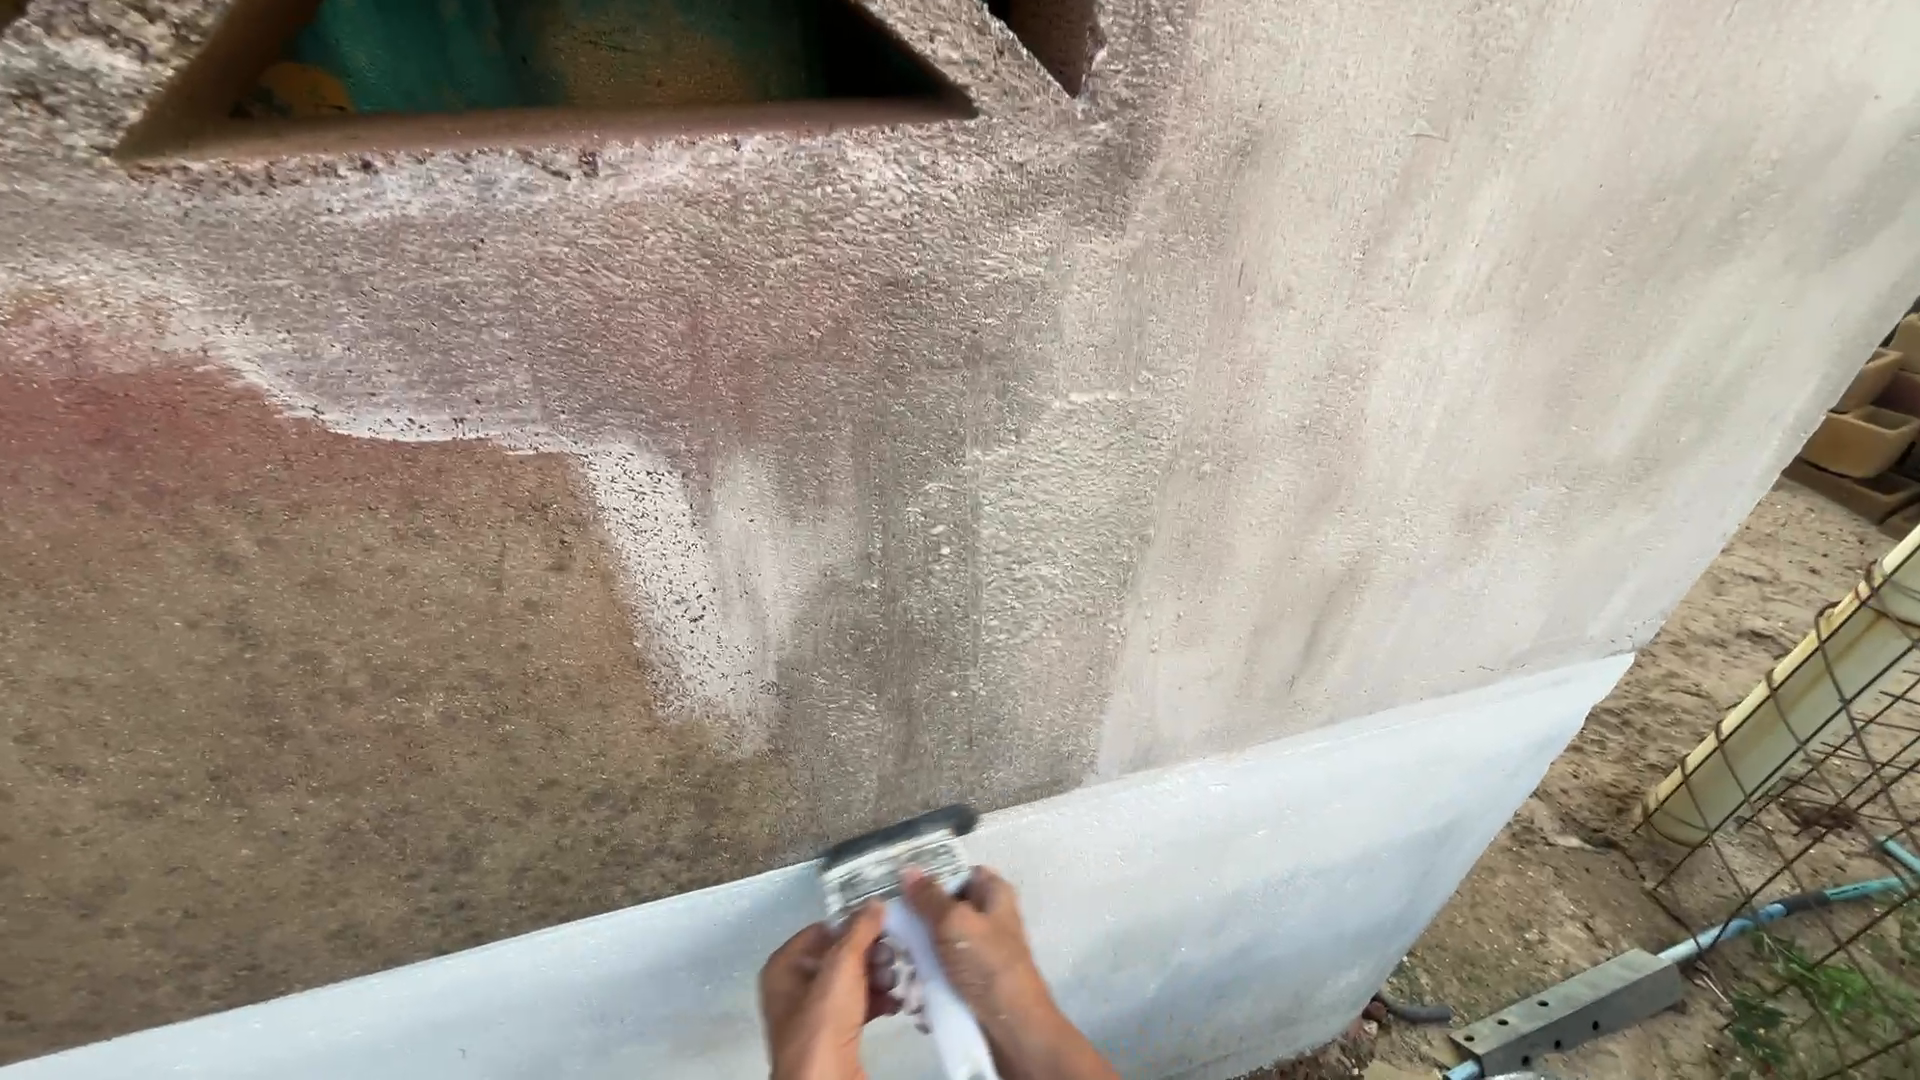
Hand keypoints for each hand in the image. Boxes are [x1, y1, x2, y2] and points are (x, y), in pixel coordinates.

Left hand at [759, 904, 895, 1079]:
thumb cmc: (824, 1020)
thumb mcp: (842, 965)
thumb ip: (860, 929)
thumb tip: (876, 903)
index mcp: (784, 966)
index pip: (822, 930)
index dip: (851, 928)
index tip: (880, 930)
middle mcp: (795, 987)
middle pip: (841, 955)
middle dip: (871, 956)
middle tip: (890, 960)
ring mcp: (815, 1014)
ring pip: (853, 980)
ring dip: (879, 977)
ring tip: (894, 982)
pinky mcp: (835, 1035)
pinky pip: (859, 1005)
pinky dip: (878, 1001)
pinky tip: (896, 1003)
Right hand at [903, 866, 1118, 1079]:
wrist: (1012, 1028)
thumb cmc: (988, 964)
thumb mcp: (954, 922)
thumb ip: (929, 896)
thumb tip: (908, 868)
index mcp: (993, 893)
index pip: (959, 871)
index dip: (932, 877)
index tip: (901, 888)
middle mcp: (988, 916)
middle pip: (945, 908)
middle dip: (920, 922)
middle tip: (898, 934)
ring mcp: (979, 950)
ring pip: (939, 941)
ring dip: (919, 955)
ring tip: (903, 967)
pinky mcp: (972, 979)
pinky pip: (942, 969)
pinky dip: (928, 977)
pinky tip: (913, 990)